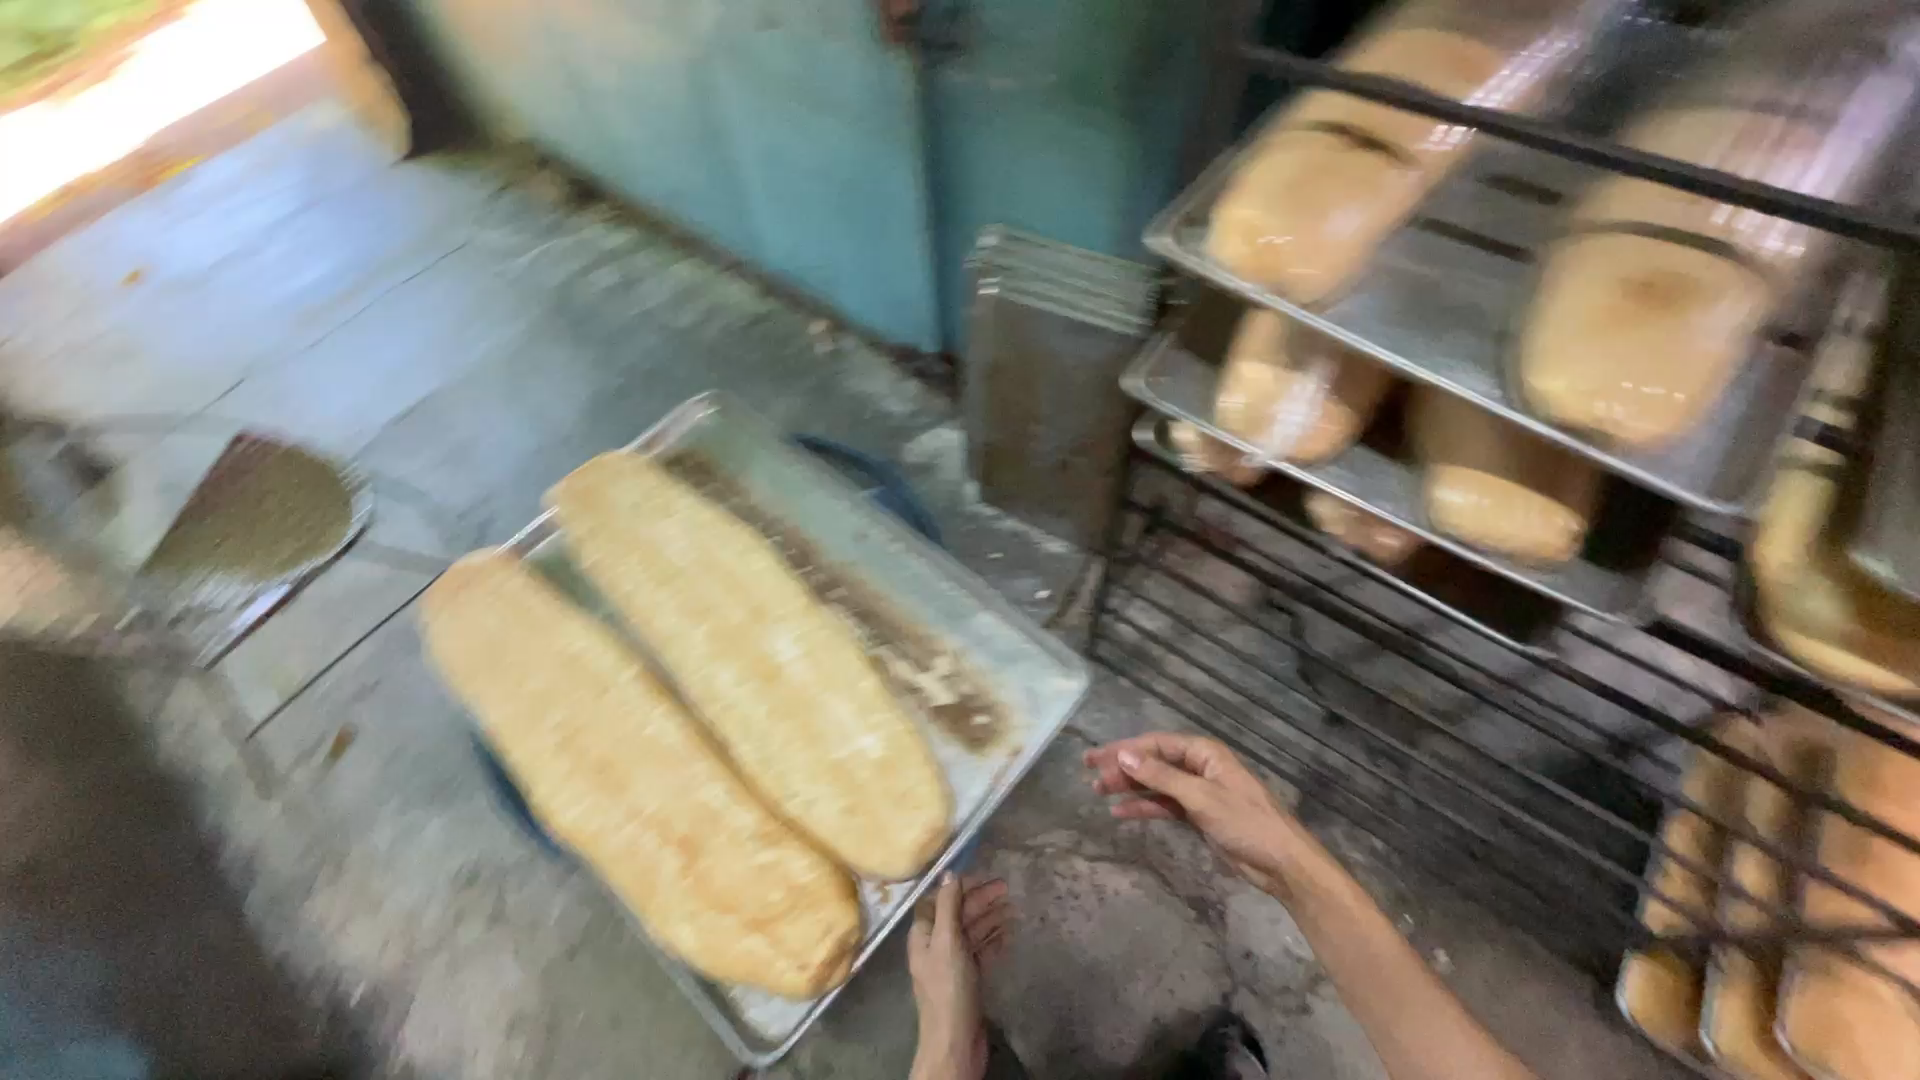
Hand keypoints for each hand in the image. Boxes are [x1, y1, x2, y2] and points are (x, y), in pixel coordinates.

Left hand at [907, 873, 1009, 1079]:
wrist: (955, 1042)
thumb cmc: (948, 988)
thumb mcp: (947, 941)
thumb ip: (948, 906)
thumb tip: (949, 872)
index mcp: (924, 934)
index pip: (939, 900)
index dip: (959, 887)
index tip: (983, 876)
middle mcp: (936, 946)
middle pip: (958, 914)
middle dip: (980, 900)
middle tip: (1007, 888)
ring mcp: (953, 964)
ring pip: (971, 932)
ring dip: (990, 917)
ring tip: (1014, 908)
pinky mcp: (968, 979)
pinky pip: (981, 951)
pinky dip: (993, 940)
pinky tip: (1009, 934)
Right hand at [1085, 732, 1302, 896]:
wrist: (1281, 863)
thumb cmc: (1246, 822)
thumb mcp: (1200, 797)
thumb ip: (1161, 776)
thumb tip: (1124, 756)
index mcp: (1204, 753)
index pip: (1157, 744)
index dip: (1126, 750)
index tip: (1098, 759)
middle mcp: (1199, 767)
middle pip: (1153, 761)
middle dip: (1122, 767)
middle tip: (1090, 774)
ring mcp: (1198, 791)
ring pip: (1156, 783)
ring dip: (1129, 787)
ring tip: (1098, 792)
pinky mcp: (1198, 814)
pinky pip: (1164, 804)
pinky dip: (1143, 807)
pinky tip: (1120, 812)